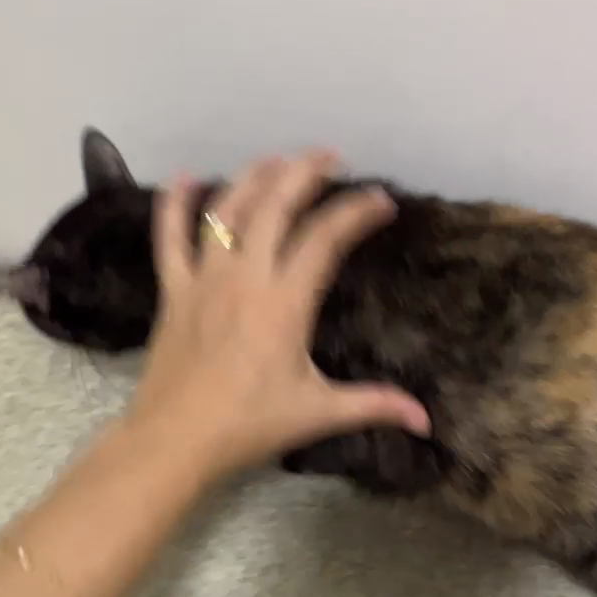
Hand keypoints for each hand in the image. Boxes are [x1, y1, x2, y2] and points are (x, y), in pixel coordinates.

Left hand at [125, 150, 430, 475]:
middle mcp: (244, 277)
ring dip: (254, 178)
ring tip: (279, 160)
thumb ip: (375, 406)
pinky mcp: (173, 291)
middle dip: (305, 173)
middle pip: (274, 206)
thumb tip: (426, 421)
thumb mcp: (320, 413)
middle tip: (330, 157)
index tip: (382, 201)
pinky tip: (187, 178)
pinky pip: (170, 237)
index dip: (356, 213)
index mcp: (284, 302)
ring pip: (227, 211)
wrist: (175, 440)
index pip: (325, 239)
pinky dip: (176, 204)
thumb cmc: (251, 425)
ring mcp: (203, 280)